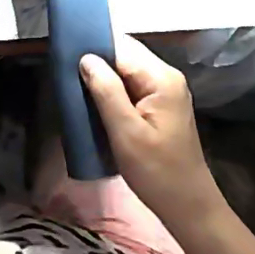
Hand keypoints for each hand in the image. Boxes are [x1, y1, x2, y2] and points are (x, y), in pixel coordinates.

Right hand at [79, 34, 226, 230]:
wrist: (188, 207)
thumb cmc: (157, 171)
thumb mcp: (126, 132)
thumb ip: (106, 91)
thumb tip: (86, 58)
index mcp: (161, 78)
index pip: (122, 47)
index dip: (94, 47)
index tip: (66, 53)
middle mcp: (166, 77)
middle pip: (125, 56)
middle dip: (97, 61)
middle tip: (66, 72)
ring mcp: (165, 91)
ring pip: (127, 71)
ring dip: (103, 78)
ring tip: (75, 85)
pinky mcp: (160, 105)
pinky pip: (132, 86)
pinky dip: (113, 91)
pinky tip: (95, 101)